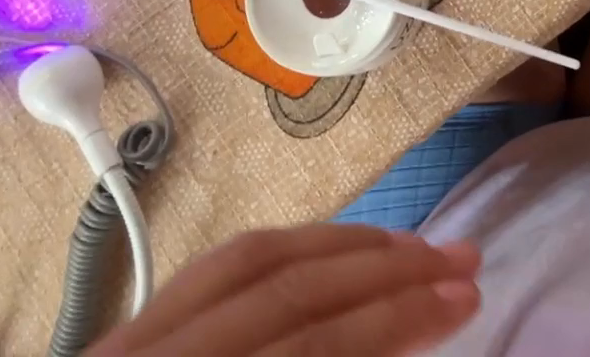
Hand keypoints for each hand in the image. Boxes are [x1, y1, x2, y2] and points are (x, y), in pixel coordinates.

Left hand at [88, 225, 479, 355]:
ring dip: (345, 246)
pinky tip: (333, 249)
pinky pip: (218, 266)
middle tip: (464, 260)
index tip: (466, 300)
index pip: (308, 355)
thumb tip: (389, 346)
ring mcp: (126, 347)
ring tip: (413, 245)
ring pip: (252, 261)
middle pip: (287, 297)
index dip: (395, 324)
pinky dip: (290, 246)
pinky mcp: (122, 335)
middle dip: (390, 274)